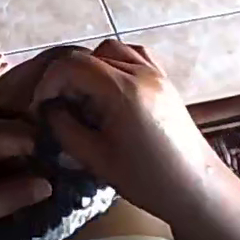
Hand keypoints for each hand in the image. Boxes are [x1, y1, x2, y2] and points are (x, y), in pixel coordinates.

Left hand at [0, 120, 53, 239]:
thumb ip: (13, 195)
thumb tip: (48, 185)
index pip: (22, 134)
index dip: (47, 149)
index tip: (69, 164)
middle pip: (12, 132)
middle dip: (35, 150)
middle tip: (62, 170)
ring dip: (19, 156)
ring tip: (44, 175)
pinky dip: (2, 159)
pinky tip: (15, 176)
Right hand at [34, 40, 232, 224]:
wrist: (197, 189)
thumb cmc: (148, 180)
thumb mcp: (97, 159)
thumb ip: (66, 129)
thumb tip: (49, 110)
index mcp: (123, 91)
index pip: (73, 65)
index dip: (49, 82)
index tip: (41, 107)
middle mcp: (140, 72)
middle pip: (90, 54)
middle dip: (66, 76)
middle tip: (59, 106)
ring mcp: (155, 73)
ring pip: (111, 50)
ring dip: (89, 67)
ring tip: (84, 98)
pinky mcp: (164, 80)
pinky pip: (134, 55)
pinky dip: (114, 63)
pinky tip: (109, 88)